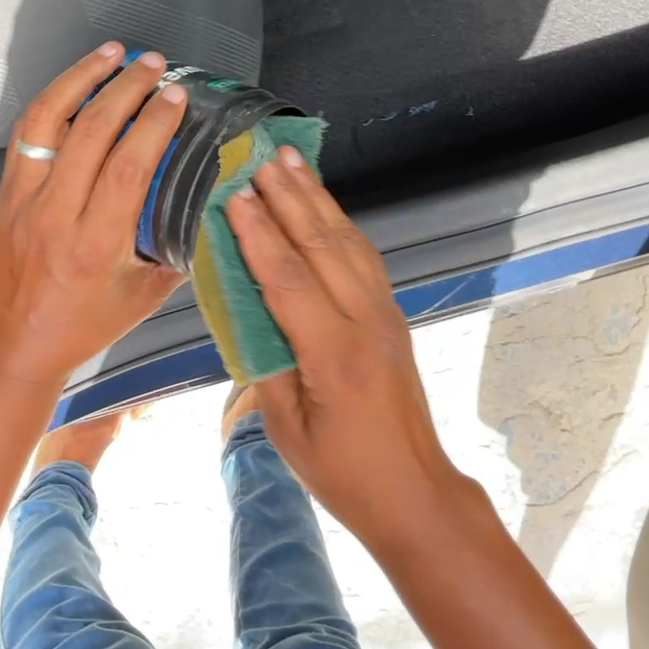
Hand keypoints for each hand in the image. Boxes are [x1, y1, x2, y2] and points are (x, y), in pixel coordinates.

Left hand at [0, 43, 189, 387]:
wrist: (17, 341)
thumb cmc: (82, 325)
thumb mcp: (144, 296)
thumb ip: (178, 249)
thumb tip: (205, 201)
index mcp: (94, 245)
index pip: (128, 167)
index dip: (155, 123)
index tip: (177, 97)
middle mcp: (55, 215)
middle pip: (92, 132)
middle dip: (128, 88)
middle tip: (154, 65)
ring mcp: (25, 199)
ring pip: (50, 120)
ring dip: (82, 78)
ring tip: (112, 53)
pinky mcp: (8, 191)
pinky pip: (28, 132)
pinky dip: (54, 98)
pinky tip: (76, 81)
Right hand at [224, 149, 474, 543]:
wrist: (413, 491)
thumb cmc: (341, 471)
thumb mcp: (285, 428)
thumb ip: (263, 360)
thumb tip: (243, 305)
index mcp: (333, 354)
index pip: (288, 279)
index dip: (258, 234)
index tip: (234, 196)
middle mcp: (366, 322)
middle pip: (322, 245)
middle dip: (288, 197)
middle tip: (261, 157)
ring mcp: (385, 314)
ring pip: (347, 241)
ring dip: (316, 197)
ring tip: (291, 160)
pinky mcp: (393, 315)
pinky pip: (363, 256)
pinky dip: (339, 222)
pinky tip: (323, 204)